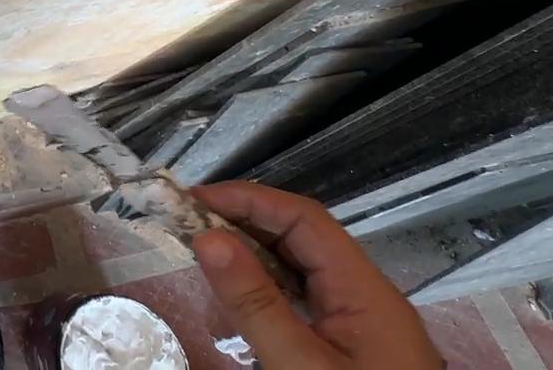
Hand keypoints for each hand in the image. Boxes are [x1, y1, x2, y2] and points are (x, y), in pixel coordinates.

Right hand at [191, 182, 443, 369]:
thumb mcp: (302, 369)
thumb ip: (254, 303)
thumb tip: (205, 235)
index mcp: (366, 292)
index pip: (303, 219)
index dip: (247, 199)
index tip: (192, 200)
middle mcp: (366, 297)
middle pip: (299, 238)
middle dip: (241, 225)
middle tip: (185, 227)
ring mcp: (361, 324)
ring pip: (297, 268)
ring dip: (248, 259)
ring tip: (203, 266)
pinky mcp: (351, 348)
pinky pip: (301, 300)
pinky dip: (262, 293)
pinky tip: (234, 309)